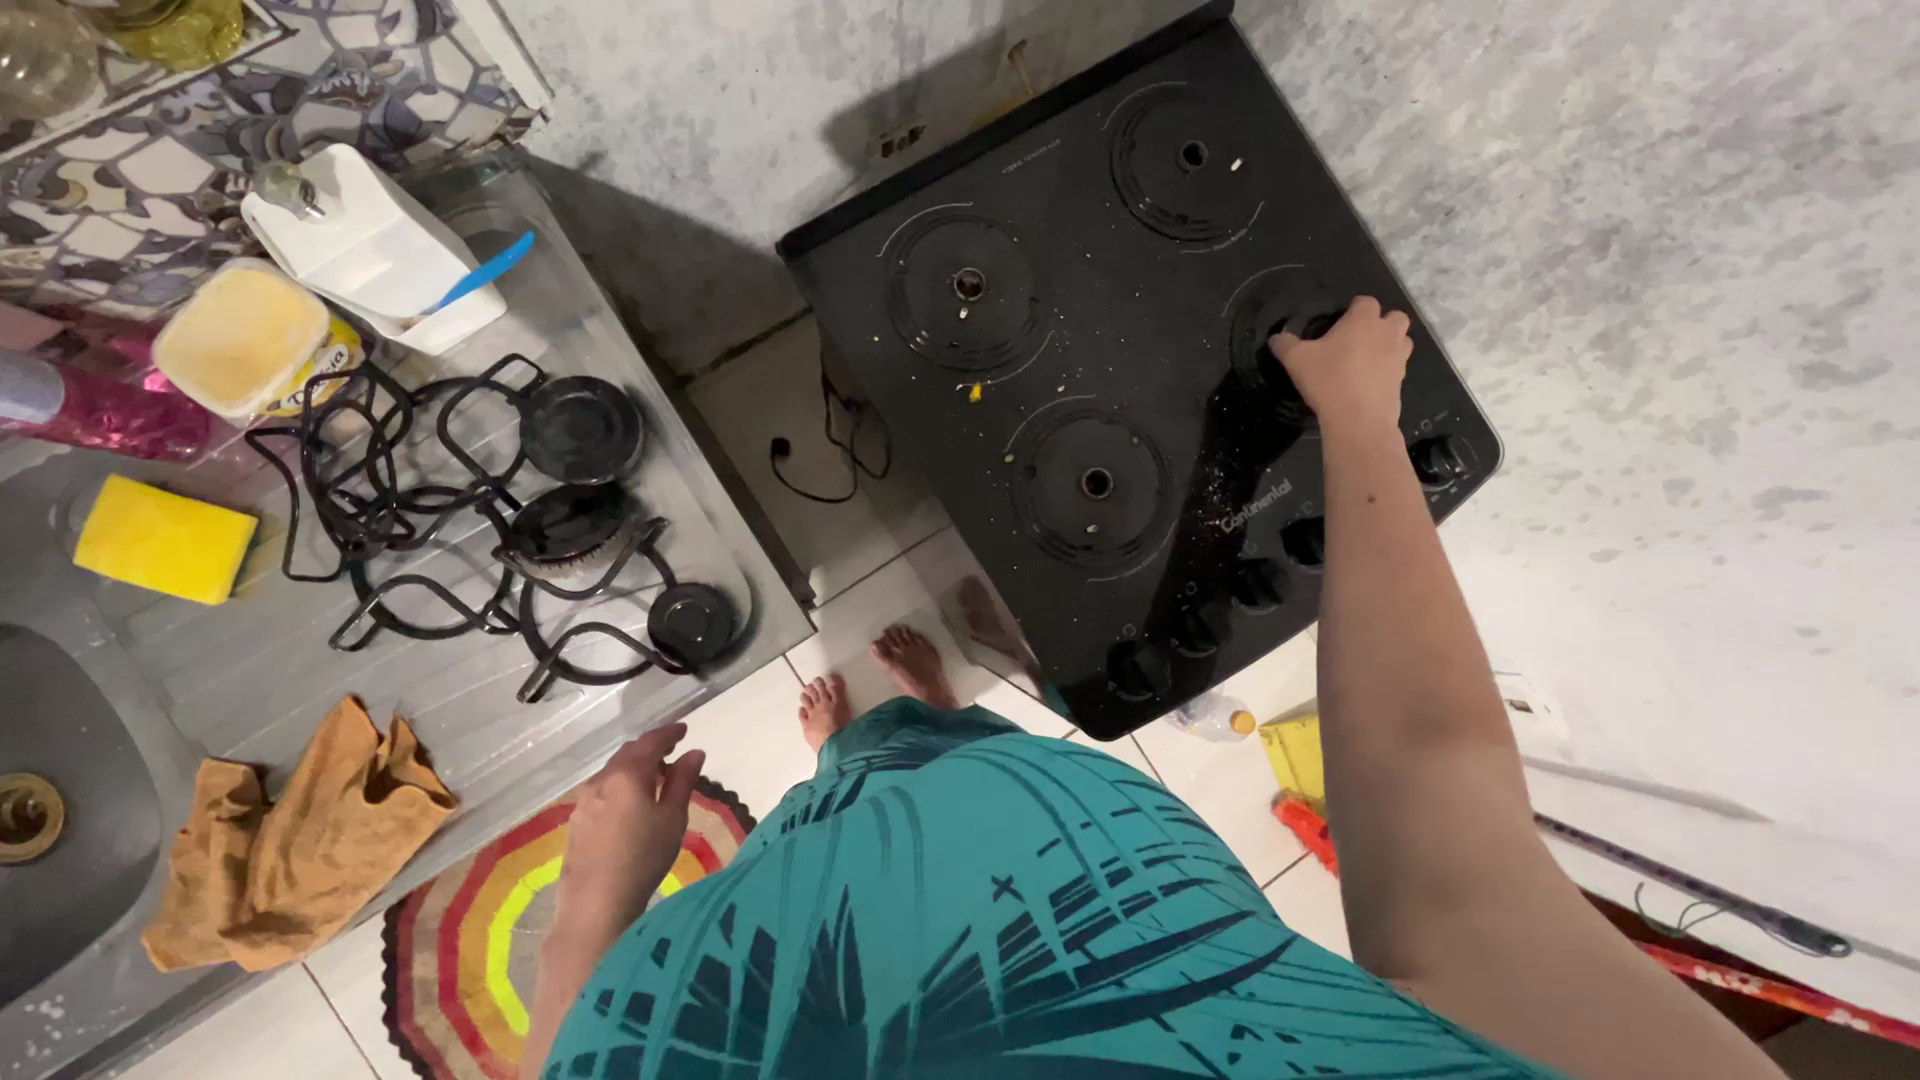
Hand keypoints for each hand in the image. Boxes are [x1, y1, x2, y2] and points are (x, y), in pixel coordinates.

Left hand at [551, 723, 704, 946]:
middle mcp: (601, 781)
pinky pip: (602, 791)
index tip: (684, 730)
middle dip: (650, 749)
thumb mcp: (673, 818)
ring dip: (634, 768)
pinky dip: (620, 786)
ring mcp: (584, 802)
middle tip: (672, 753)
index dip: (669, 733)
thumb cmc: (644, 858)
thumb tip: (694, 752)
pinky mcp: (576, 822)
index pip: (650, 742)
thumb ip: (683, 781)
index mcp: (628, 774)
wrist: (595, 905)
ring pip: (612, 773)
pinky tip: (631, 805)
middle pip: (628, 754)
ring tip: (655, 780)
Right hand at [1270, 295, 1413, 434]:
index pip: (1365, 301)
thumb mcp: (1295, 360)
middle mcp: (1387, 333)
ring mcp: (1399, 357)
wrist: (1357, 418)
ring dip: (1389, 344)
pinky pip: (1397, 367)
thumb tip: (1276, 338)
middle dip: (1381, 323)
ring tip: (1367, 359)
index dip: (1353, 309)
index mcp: (1363, 320)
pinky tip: (1367, 383)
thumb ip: (1284, 344)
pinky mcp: (1402, 380)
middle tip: (1359, 338)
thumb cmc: (1327, 379)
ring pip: (1402, 341)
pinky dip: (1387, 370)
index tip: (1340, 322)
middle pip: (1394, 317)